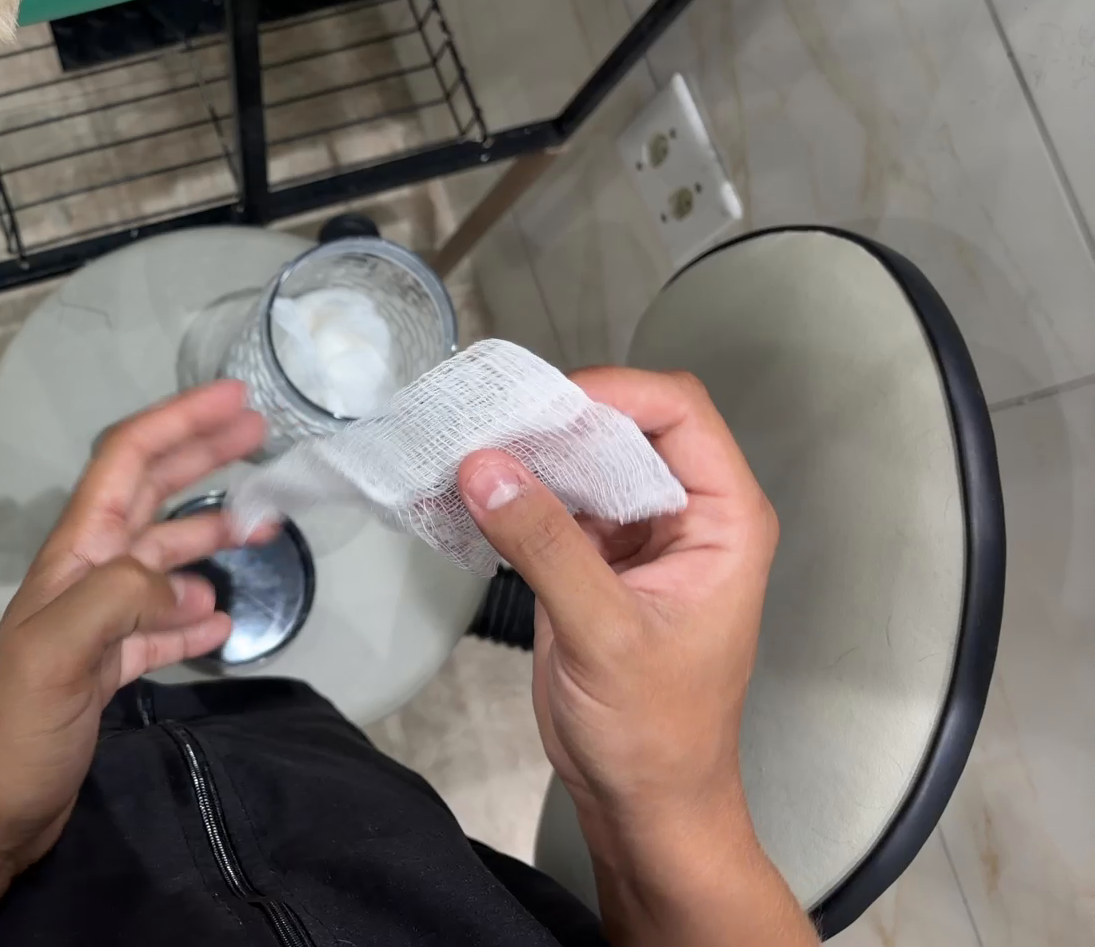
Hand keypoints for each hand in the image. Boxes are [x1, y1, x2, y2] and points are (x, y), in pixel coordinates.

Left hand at [0, 381, 264, 944]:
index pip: (130, 459)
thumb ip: (120, 597)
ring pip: (165, 558)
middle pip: (152, 492)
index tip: (236, 399)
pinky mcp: (110, 665)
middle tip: (261, 433)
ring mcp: (101, 619)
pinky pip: (164, 625)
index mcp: (76, 550)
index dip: (180, 421)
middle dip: (202, 455)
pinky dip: (195, 617)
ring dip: (209, 536)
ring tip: (262, 529)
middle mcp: (90, 571)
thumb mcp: (57, 650)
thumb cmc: (12, 727)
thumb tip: (187, 591)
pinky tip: (223, 623)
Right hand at [458, 368, 812, 945]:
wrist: (636, 789)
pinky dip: (503, 489)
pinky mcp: (579, 554)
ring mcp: (623, 533)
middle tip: (485, 424)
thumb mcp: (603, 633)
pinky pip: (540, 498)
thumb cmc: (656, 729)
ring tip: (465, 451)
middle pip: (616, 427)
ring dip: (520, 453)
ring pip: (572, 460)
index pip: (676, 415)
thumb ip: (544, 545)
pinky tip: (467, 492)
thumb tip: (485, 467)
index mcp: (719, 520)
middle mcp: (674, 514)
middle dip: (550, 419)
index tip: (536, 404)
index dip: (611, 394)